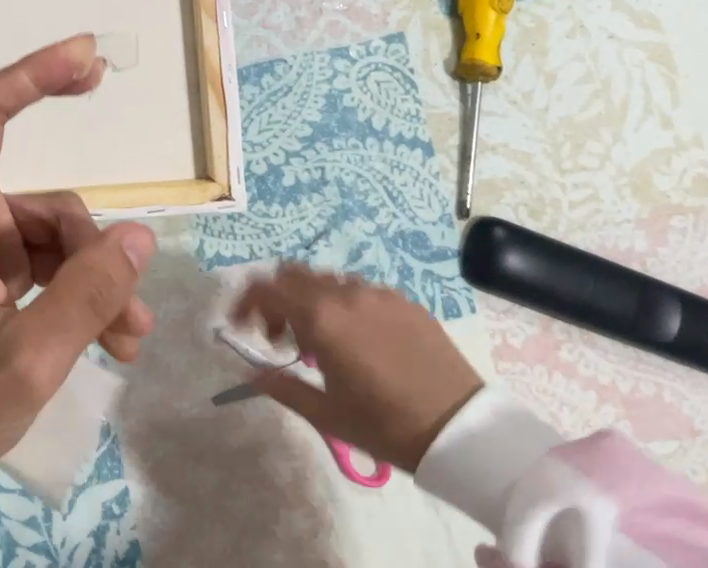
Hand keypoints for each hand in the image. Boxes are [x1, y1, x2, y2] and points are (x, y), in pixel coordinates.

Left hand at [0, 35, 159, 492]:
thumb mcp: (28, 358)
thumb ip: (85, 296)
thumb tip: (141, 237)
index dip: (32, 76)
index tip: (88, 57)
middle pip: (51, 200)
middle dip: (95, 246)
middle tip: (137, 285)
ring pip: (63, 237)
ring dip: (100, 283)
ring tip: (125, 341)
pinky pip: (58, 266)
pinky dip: (88, 296)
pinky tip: (114, 343)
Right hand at [231, 264, 482, 471]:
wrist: (467, 433)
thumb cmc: (388, 426)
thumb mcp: (327, 415)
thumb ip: (283, 387)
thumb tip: (252, 374)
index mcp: (321, 317)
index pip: (265, 288)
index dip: (244, 302)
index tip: (240, 327)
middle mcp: (346, 295)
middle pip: (292, 274)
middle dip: (276, 298)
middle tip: (279, 335)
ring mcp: (379, 295)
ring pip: (327, 280)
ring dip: (310, 300)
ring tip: (319, 339)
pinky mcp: (407, 303)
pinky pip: (361, 291)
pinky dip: (344, 305)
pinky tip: (358, 340)